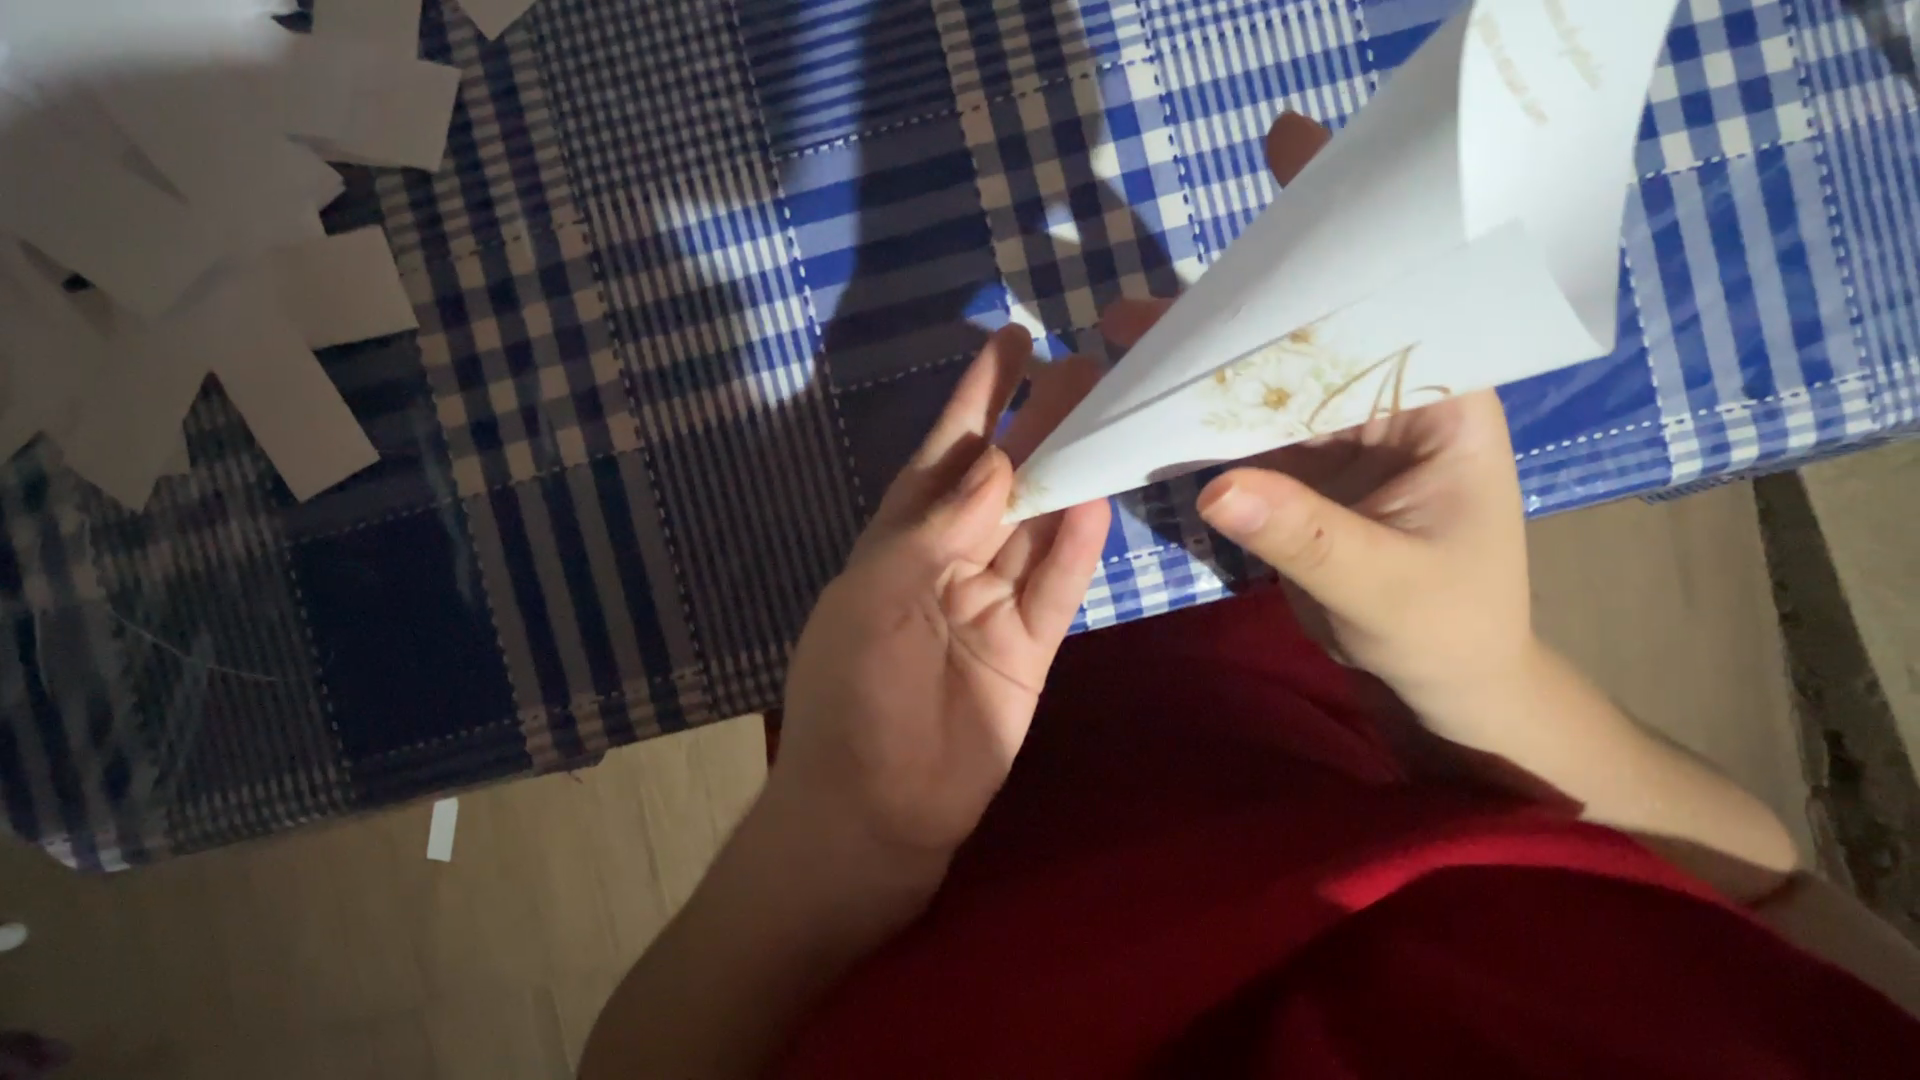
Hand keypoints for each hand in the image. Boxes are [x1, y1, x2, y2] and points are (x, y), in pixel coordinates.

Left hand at [770, 326, 1111, 895]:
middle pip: (1003, 478)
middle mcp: (950, 559)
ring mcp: (993, 601)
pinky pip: (1058, 586)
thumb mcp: (878, 592)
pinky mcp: (1030, 648)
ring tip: (1109, 413)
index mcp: (899, 539)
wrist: (876, 807)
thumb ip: (937, 524)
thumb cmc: (854, 692)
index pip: (944, 451)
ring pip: (1039, 524)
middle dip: (1038, 422)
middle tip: (1085, 365)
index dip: (977, 396)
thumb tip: (995, 461)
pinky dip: (1079, 545)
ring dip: (1069, 471)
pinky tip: (1102, 497)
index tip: (1010, 341)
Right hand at [1104, 112, 1534, 719]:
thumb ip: (1307, 536)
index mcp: (1438, 399)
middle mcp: (1385, 399)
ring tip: (1119, 337)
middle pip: (1302, 333)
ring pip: (1259, 382)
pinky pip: (1239, 432)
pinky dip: (1192, 419)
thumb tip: (1215, 488)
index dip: (1335, 227)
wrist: (1441, 682)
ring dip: (1195, 364)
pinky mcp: (1298, 470)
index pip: (1387, 296)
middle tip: (1141, 299)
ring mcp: (1335, 435)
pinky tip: (1142, 403)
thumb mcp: (1385, 585)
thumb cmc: (1447, 627)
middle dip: (1227, 307)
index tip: (1285, 151)